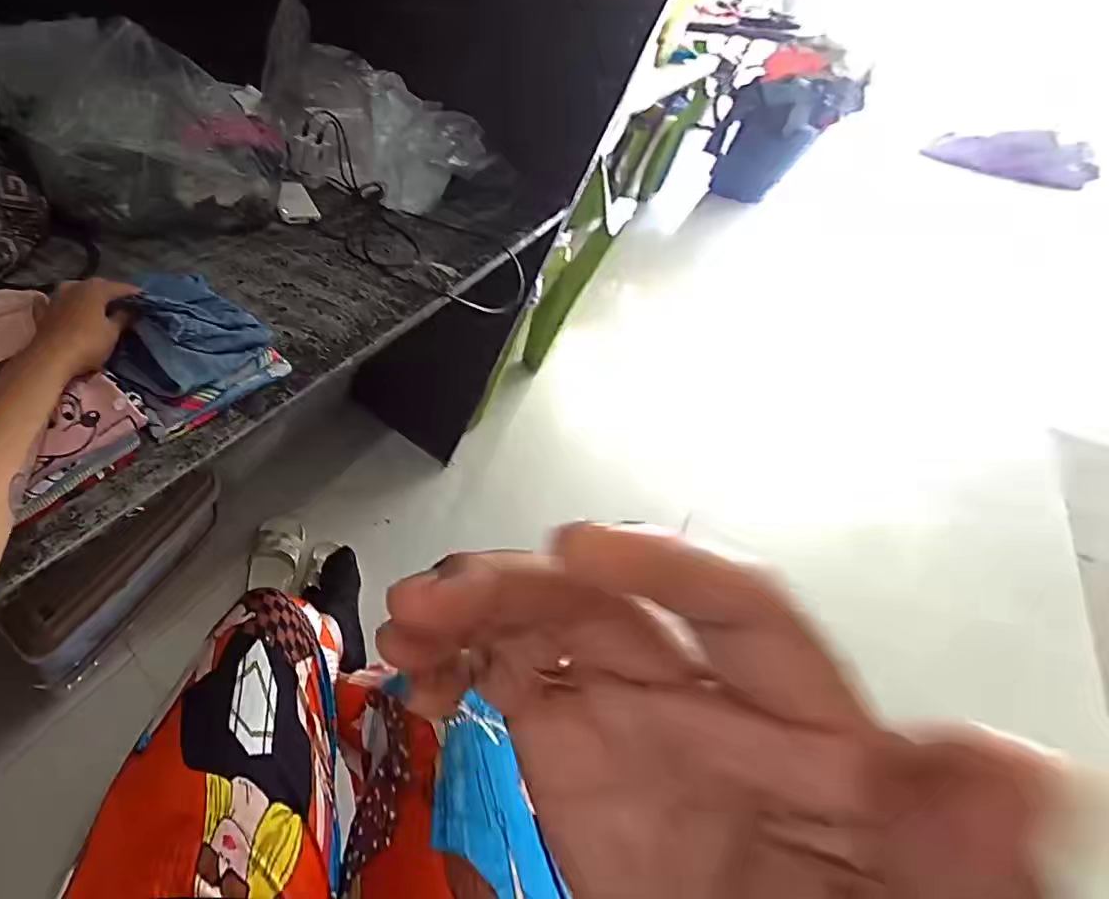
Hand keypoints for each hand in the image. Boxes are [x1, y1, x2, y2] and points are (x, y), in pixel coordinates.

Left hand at [28, 278, 138, 377]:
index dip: (133, 294)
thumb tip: (128, 310)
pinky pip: (50, 303)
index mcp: (96, 289)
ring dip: (83, 295)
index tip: (144, 299)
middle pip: (97, 286)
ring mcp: (56, 298)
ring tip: (93, 303)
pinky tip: (53, 303)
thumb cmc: (87, 344)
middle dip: (109, 293)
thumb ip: (122, 319)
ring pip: (73, 291)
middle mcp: (75, 286)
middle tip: (121, 303)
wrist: (49, 360)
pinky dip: (55, 303)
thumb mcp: (112, 334)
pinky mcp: (42, 314)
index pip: (120, 288)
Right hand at [377, 523, 1060, 898]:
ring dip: (456, 611)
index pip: (732, 610)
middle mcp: (688, 692)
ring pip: (525, 620)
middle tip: (426, 603)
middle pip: (587, 601)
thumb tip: (1000, 759)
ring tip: (403, 628)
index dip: (655, 562)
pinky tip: (415, 676)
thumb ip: (956, 859)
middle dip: (501, 586)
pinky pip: (489, 668)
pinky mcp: (549, 728)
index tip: (567, 544)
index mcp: (790, 727)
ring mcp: (608, 706)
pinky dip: (445, 658)